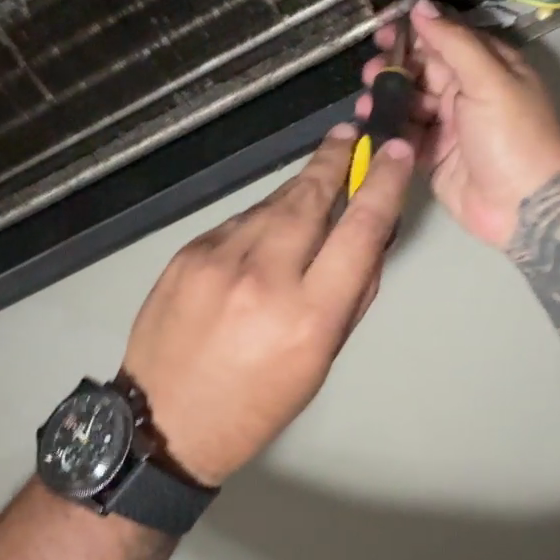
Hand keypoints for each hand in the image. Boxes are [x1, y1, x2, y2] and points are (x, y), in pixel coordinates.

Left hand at [120, 124, 415, 486]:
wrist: (162, 423)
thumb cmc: (257, 404)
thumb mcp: (321, 360)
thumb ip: (350, 294)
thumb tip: (370, 236)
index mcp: (308, 316)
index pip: (360, 231)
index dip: (384, 184)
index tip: (397, 152)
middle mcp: (264, 277)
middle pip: (311, 198)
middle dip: (335, 162)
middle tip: (351, 136)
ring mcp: (218, 260)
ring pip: (272, 204)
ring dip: (299, 191)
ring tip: (317, 181)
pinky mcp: (187, 253)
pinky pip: (238, 221)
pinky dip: (261, 219)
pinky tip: (266, 232)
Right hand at [361, 0, 559, 249]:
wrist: (522, 207)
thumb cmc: (513, 137)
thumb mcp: (489, 81)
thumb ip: (454, 43)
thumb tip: (422, 6)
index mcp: (491, 68)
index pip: (449, 40)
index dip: (418, 34)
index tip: (386, 32)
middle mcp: (470, 92)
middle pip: (425, 70)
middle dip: (396, 67)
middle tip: (372, 70)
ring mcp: (451, 126)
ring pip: (411, 101)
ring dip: (388, 97)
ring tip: (368, 99)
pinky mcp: (435, 155)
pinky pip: (406, 134)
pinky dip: (388, 127)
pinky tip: (370, 122)